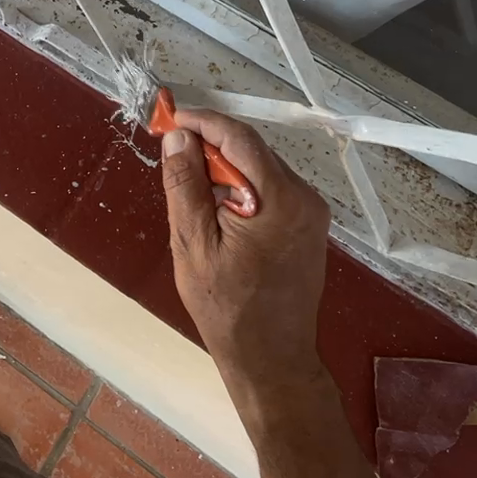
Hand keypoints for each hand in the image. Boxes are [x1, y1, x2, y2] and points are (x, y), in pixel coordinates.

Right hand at [162, 109, 331, 415]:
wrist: (272, 359)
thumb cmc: (226, 306)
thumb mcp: (192, 243)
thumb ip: (185, 185)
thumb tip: (178, 136)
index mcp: (280, 199)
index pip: (238, 137)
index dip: (200, 121)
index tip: (166, 118)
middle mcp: (304, 197)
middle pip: (250, 148)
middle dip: (208, 143)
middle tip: (169, 150)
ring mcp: (310, 212)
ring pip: (258, 166)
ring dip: (222, 165)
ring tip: (186, 181)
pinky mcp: (306, 225)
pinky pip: (267, 186)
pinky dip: (237, 184)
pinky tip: (213, 205)